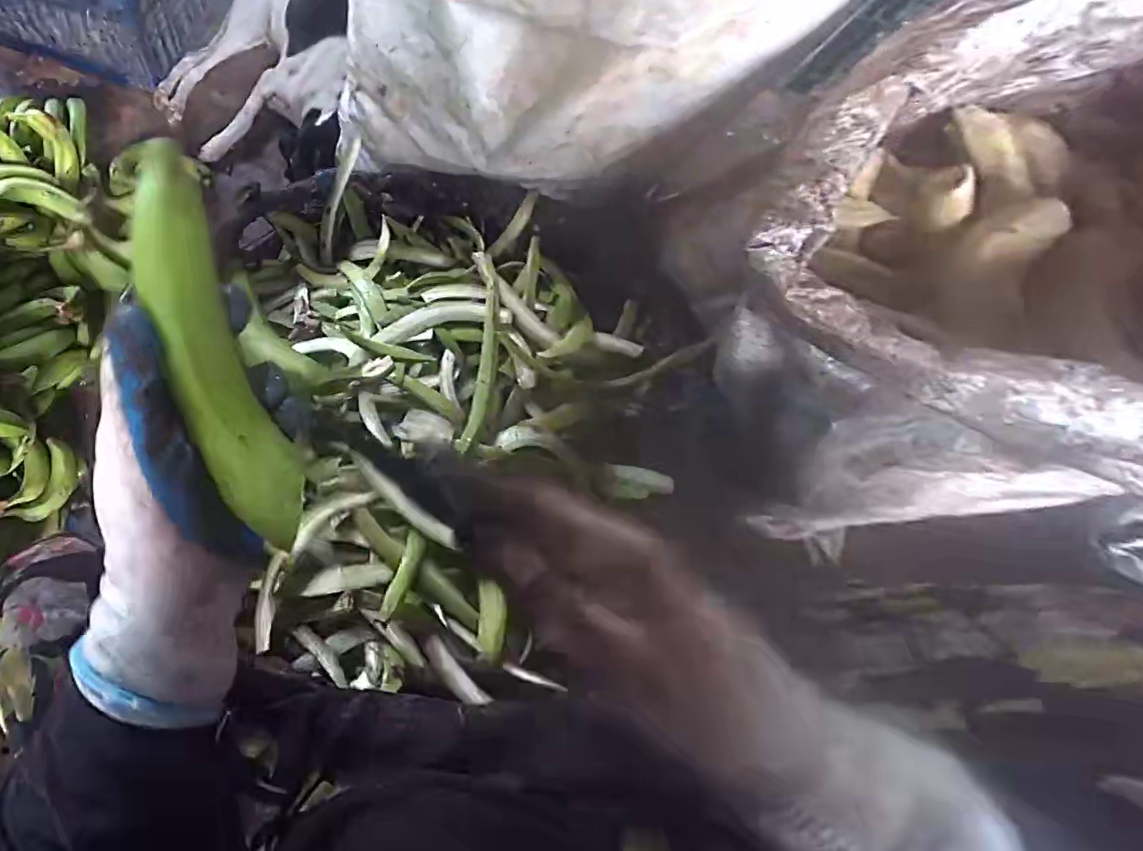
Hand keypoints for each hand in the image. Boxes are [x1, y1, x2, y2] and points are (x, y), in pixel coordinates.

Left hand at [75, 288, 299, 727]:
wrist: (179, 597)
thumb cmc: (143, 518)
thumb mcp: (130, 447)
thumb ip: (130, 384)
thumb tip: (127, 313)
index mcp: (145, 406)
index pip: (157, 343)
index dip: (172, 309)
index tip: (189, 281)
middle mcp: (183, 413)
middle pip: (206, 357)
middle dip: (223, 331)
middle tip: (238, 307)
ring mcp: (220, 437)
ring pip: (245, 385)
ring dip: (260, 372)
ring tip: (269, 378)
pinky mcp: (253, 461)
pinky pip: (275, 424)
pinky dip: (284, 411)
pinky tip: (287, 410)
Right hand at [440, 466, 823, 791]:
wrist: (786, 743)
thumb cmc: (701, 704)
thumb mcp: (616, 659)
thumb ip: (548, 597)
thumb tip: (483, 541)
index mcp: (625, 549)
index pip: (540, 499)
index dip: (486, 484)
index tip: (436, 473)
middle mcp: (624, 538)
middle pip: (541, 504)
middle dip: (485, 495)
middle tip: (430, 491)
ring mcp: (629, 557)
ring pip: (550, 524)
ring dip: (501, 516)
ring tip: (452, 511)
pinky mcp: (629, 579)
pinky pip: (562, 549)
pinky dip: (524, 542)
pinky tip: (499, 548)